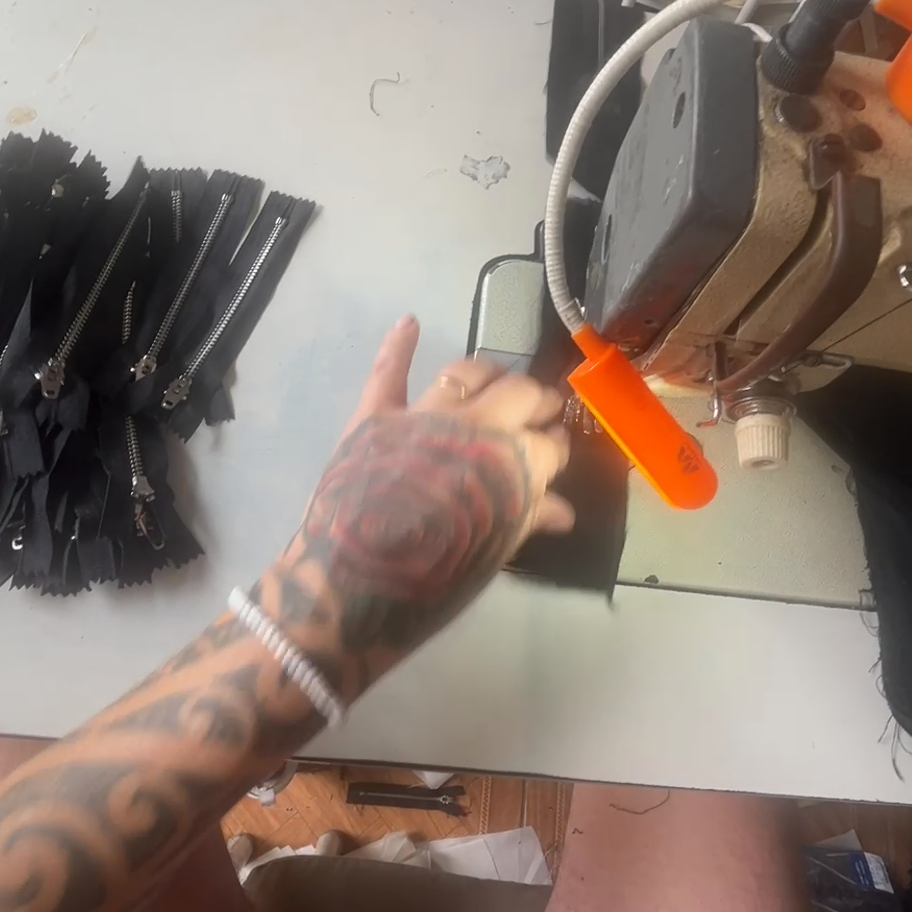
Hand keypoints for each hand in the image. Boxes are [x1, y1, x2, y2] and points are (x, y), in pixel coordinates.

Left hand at [249, 314, 572, 699]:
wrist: (349, 590)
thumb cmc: (431, 583)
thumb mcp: (490, 554)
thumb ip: (525, 519)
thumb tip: (563, 509)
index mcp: (510, 465)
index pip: (548, 444)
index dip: (555, 447)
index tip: (556, 452)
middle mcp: (474, 426)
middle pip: (520, 393)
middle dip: (538, 399)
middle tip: (540, 409)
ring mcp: (422, 416)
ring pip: (467, 372)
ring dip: (491, 372)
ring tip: (500, 378)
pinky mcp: (375, 416)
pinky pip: (388, 373)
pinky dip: (398, 345)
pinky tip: (409, 321)